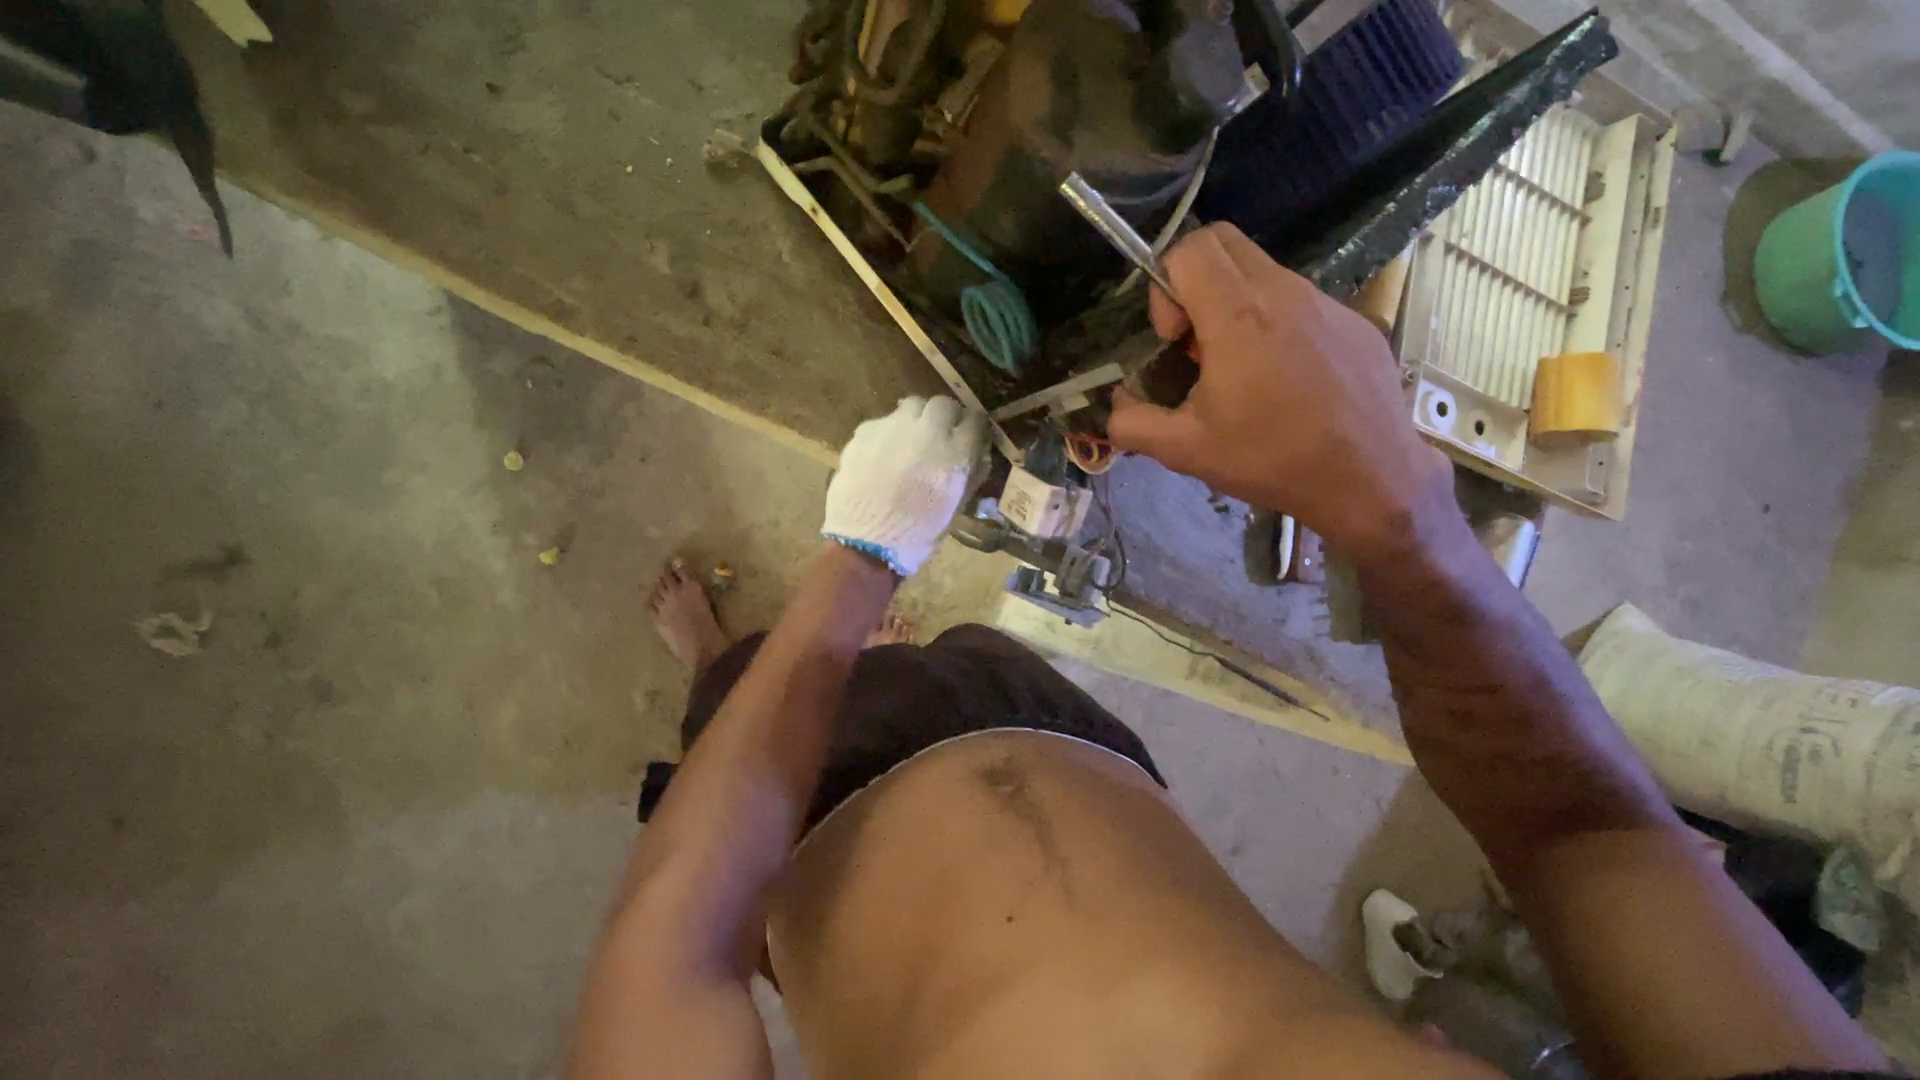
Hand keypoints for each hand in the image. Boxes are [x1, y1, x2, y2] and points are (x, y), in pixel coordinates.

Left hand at [822, 396, 984, 575]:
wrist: (866, 544)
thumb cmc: (918, 534)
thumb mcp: (956, 507)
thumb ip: (969, 474)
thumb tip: (977, 454)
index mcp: (955, 453)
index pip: (975, 420)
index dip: (973, 427)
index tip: (970, 435)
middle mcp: (927, 431)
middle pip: (943, 404)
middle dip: (945, 416)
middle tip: (940, 435)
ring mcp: (893, 427)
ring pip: (911, 406)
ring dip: (917, 419)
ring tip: (911, 441)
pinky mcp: (865, 432)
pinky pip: (884, 422)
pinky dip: (889, 433)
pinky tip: (883, 454)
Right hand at [1107, 224, 1451, 564]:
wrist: (1369, 479)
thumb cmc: (1271, 460)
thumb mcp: (1186, 450)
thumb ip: (1134, 424)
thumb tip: (1115, 410)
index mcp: (1238, 316)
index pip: (1189, 249)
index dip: (1166, 287)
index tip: (1175, 339)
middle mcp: (1283, 292)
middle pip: (1224, 242)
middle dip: (1195, 281)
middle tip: (1197, 342)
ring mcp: (1325, 303)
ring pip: (1264, 272)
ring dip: (1236, 305)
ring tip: (1241, 369)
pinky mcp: (1354, 322)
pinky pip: (1301, 301)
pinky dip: (1277, 325)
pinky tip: (1287, 383)